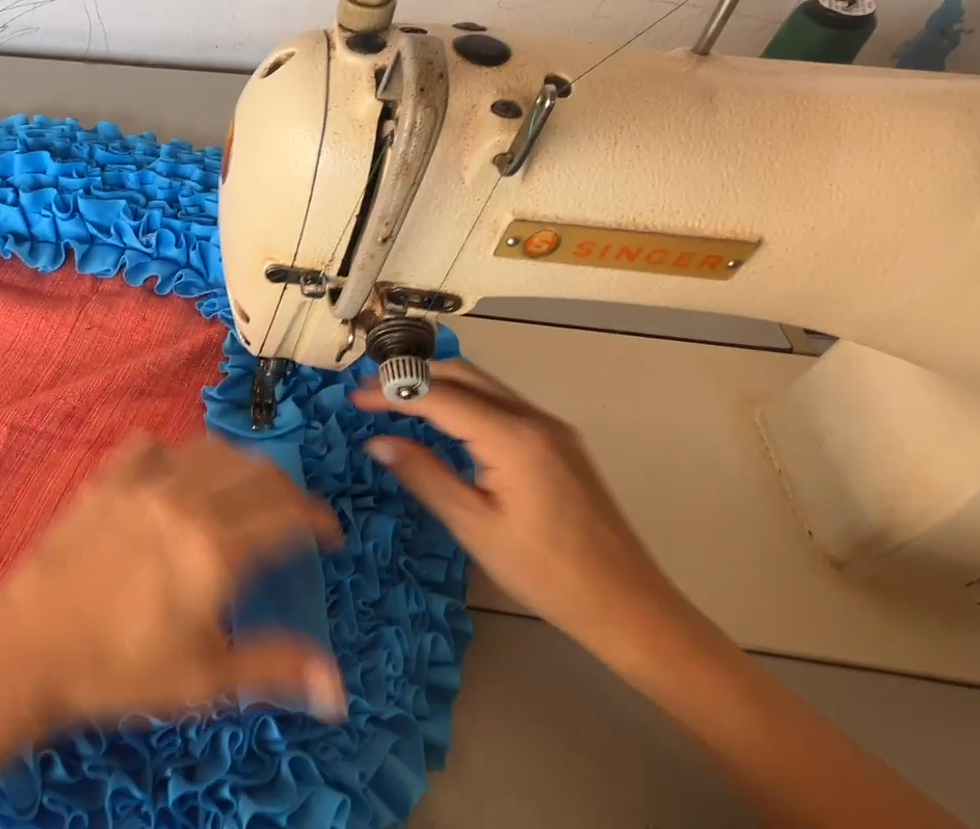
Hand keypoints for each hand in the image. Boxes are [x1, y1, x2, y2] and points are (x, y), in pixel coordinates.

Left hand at [0, 432, 348, 726]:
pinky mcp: (104, 481)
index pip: (286, 511)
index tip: (328, 533)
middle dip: (286, 490)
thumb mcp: (204, 679)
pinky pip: (153, 446)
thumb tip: (337, 688)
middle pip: (254, 472)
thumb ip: (273, 668)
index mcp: (215, 546)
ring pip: (208, 450)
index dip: (316, 518)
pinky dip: (180, 454)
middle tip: (293, 517)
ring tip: (245, 494)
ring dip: (239, 467)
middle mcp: (184, 500)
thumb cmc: (119, 669)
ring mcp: (140, 483)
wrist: (27, 646)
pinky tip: (178, 477)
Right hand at [353, 359, 684, 651]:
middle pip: (463, 375)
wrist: (627, 604)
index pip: (439, 396)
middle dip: (411, 377)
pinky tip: (441, 421)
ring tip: (394, 401)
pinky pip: (500, 405)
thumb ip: (424, 475)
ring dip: (437, 386)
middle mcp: (535, 420)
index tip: (352, 397)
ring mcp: (552, 429)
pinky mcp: (558, 443)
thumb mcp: (473, 526)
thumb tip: (378, 442)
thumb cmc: (545, 573)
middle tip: (368, 393)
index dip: (391, 392)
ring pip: (483, 386)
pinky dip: (462, 402)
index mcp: (514, 438)